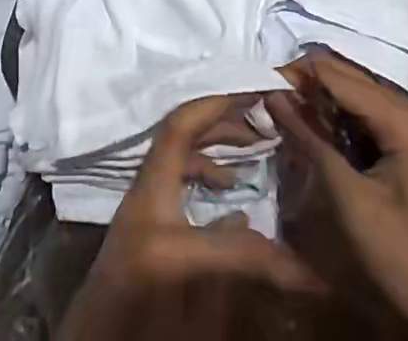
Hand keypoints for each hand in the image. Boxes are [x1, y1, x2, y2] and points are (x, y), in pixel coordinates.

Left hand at [58, 95, 322, 340]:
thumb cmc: (143, 331)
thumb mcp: (201, 313)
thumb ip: (234, 261)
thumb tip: (268, 228)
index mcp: (150, 206)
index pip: (185, 135)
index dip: (224, 108)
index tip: (262, 90)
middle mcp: (140, 192)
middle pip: (178, 128)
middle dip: (223, 110)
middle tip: (265, 104)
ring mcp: (138, 201)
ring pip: (177, 145)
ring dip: (218, 134)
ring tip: (256, 139)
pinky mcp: (142, 215)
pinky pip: (176, 170)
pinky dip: (206, 163)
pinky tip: (230, 182)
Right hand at [269, 54, 407, 340]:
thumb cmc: (405, 255)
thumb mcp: (352, 201)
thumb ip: (313, 143)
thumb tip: (275, 98)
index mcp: (401, 119)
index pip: (339, 77)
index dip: (298, 75)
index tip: (259, 84)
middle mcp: (407, 112)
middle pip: (348, 79)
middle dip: (306, 83)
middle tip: (265, 97)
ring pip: (353, 96)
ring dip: (317, 99)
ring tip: (279, 108)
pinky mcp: (403, 147)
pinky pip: (362, 117)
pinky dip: (333, 118)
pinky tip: (309, 126)